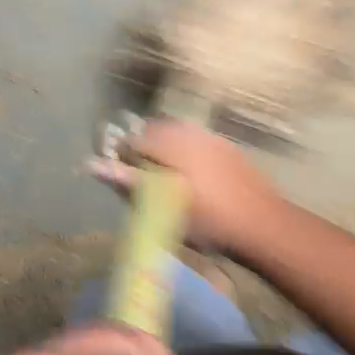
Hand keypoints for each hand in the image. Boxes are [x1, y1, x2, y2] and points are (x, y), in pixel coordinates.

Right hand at [88, 122, 284, 255]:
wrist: (264, 223)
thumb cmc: (208, 218)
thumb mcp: (162, 204)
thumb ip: (126, 180)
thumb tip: (90, 163)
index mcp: (170, 141)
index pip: (133, 140)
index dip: (125, 158)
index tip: (127, 179)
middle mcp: (189, 130)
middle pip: (155, 131)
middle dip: (145, 151)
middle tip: (147, 180)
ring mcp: (211, 136)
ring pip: (177, 134)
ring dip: (166, 150)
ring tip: (169, 179)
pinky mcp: (229, 146)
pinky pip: (197, 140)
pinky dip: (187, 152)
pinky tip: (195, 176)